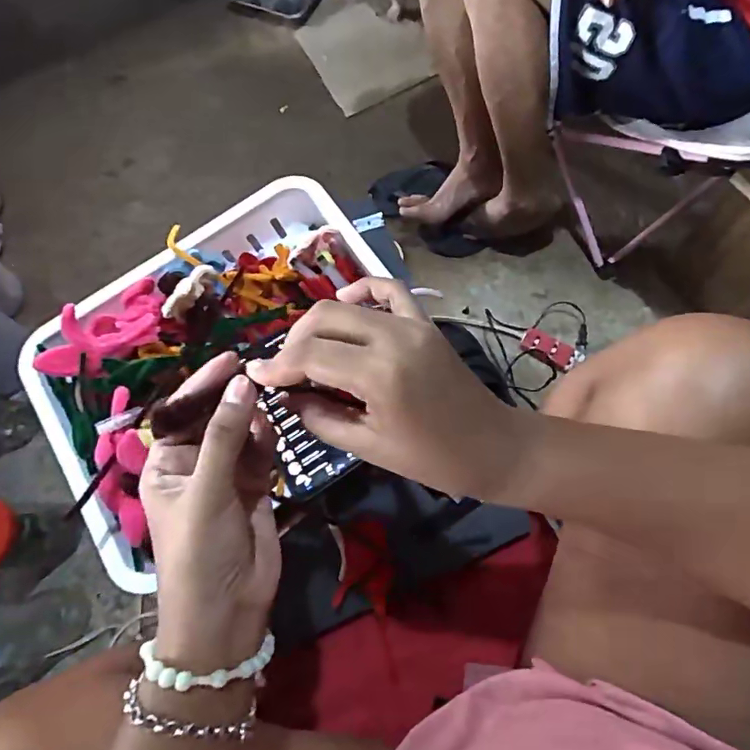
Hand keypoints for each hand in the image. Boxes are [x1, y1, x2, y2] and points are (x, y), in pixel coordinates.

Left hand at [139, 354, 279, 671]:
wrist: (228, 610)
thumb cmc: (199, 551)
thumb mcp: (207, 490)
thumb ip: (226, 436)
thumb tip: (242, 383)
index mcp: (165, 464)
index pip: (181, 412)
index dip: (204, 384)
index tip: (232, 357)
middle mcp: (195, 465)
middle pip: (216, 418)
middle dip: (236, 402)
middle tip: (262, 382)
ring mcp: (227, 477)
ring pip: (244, 433)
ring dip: (255, 425)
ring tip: (267, 422)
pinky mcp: (255, 489)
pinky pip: (263, 453)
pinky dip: (268, 445)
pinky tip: (272, 445)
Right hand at [245, 279, 530, 499]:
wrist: (493, 445)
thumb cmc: (432, 458)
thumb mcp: (369, 446)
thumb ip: (321, 417)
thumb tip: (287, 396)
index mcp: (377, 374)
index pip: (309, 355)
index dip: (277, 365)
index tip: (257, 377)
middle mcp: (393, 338)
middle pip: (323, 319)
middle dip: (294, 342)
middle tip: (285, 370)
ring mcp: (413, 324)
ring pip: (349, 304)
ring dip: (320, 322)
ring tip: (310, 349)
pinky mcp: (427, 322)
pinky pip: (390, 291)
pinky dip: (363, 291)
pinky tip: (347, 307)